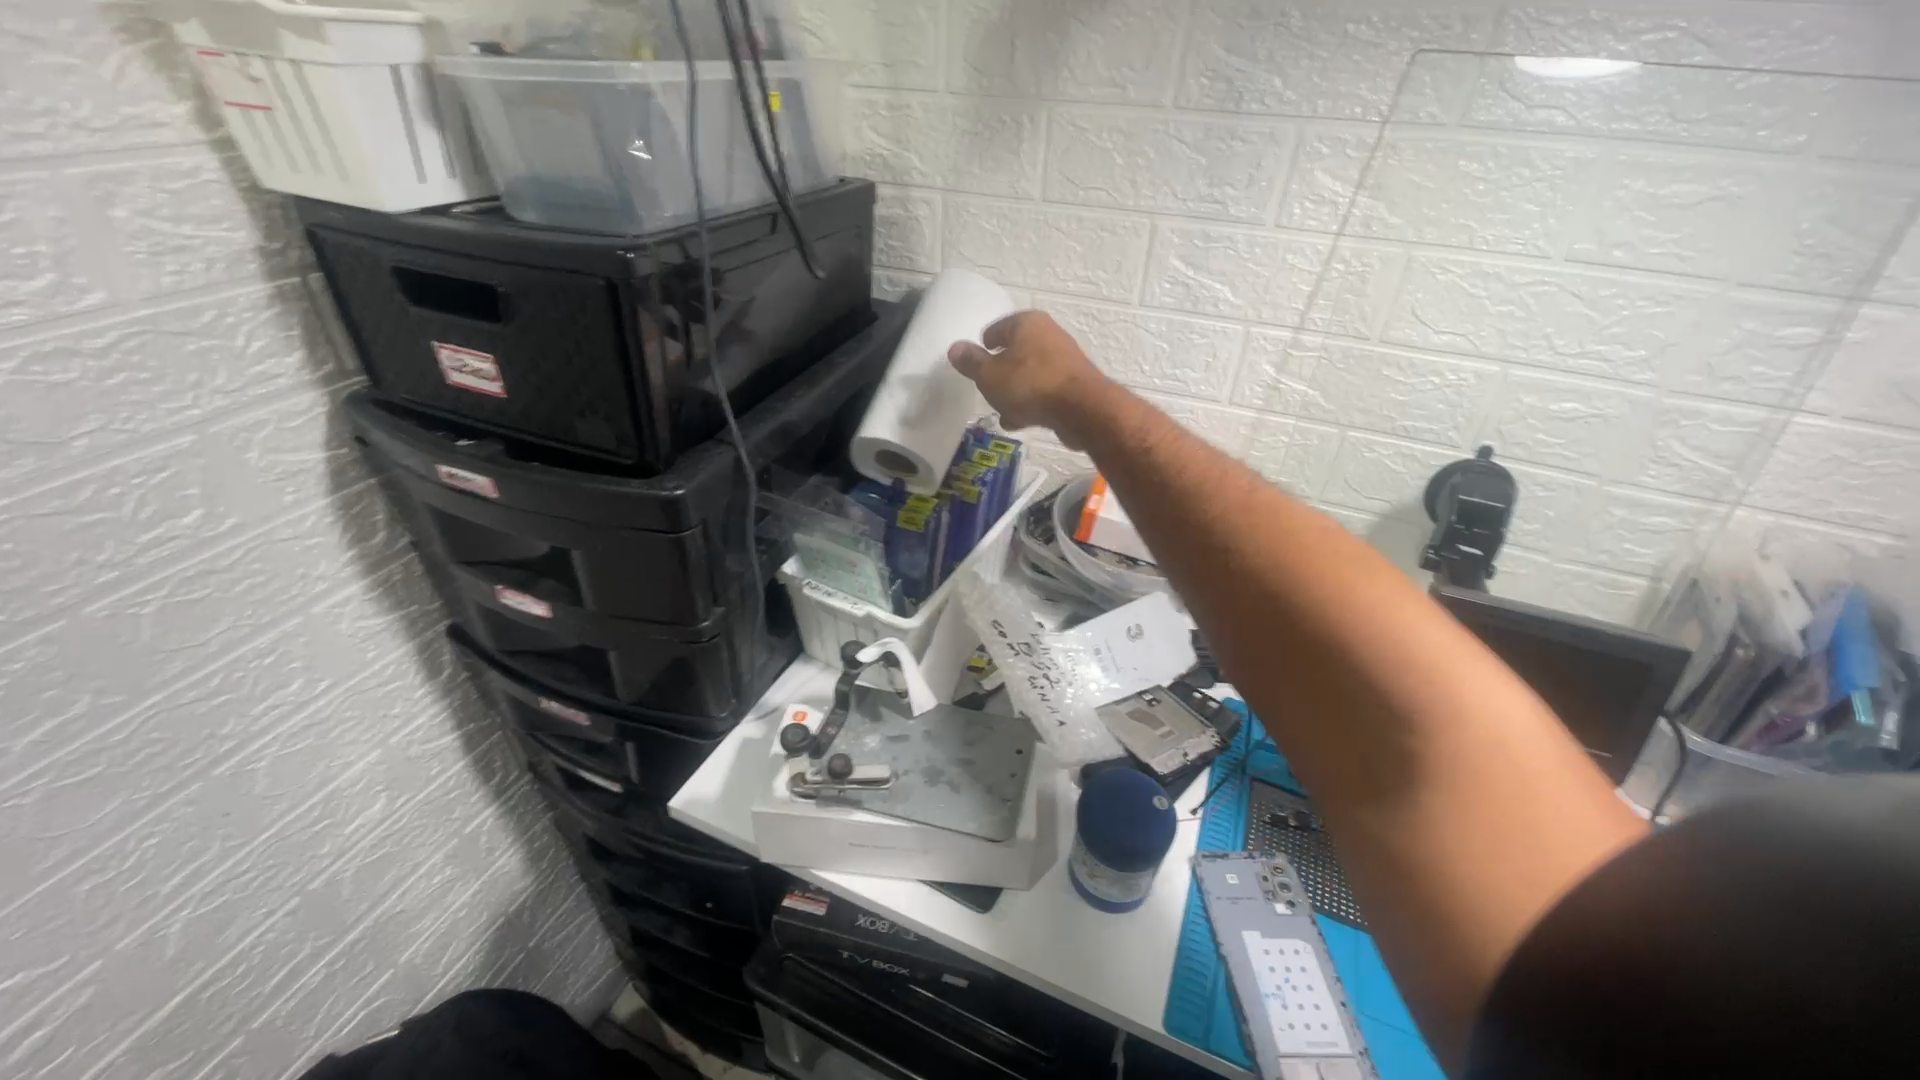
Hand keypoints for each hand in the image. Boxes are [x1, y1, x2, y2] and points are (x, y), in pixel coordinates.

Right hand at [947, 311, 1108, 438]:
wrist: (1082, 409)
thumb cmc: (1029, 384)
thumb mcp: (990, 375)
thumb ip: (971, 363)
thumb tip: (954, 348)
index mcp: (1027, 323)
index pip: (997, 328)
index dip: (984, 346)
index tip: (976, 363)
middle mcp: (1049, 334)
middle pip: (1016, 352)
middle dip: (1001, 372)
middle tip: (988, 389)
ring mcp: (1065, 360)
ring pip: (1031, 374)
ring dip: (1016, 392)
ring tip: (1002, 412)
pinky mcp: (1075, 384)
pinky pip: (1045, 391)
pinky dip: (1032, 403)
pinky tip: (1021, 421)